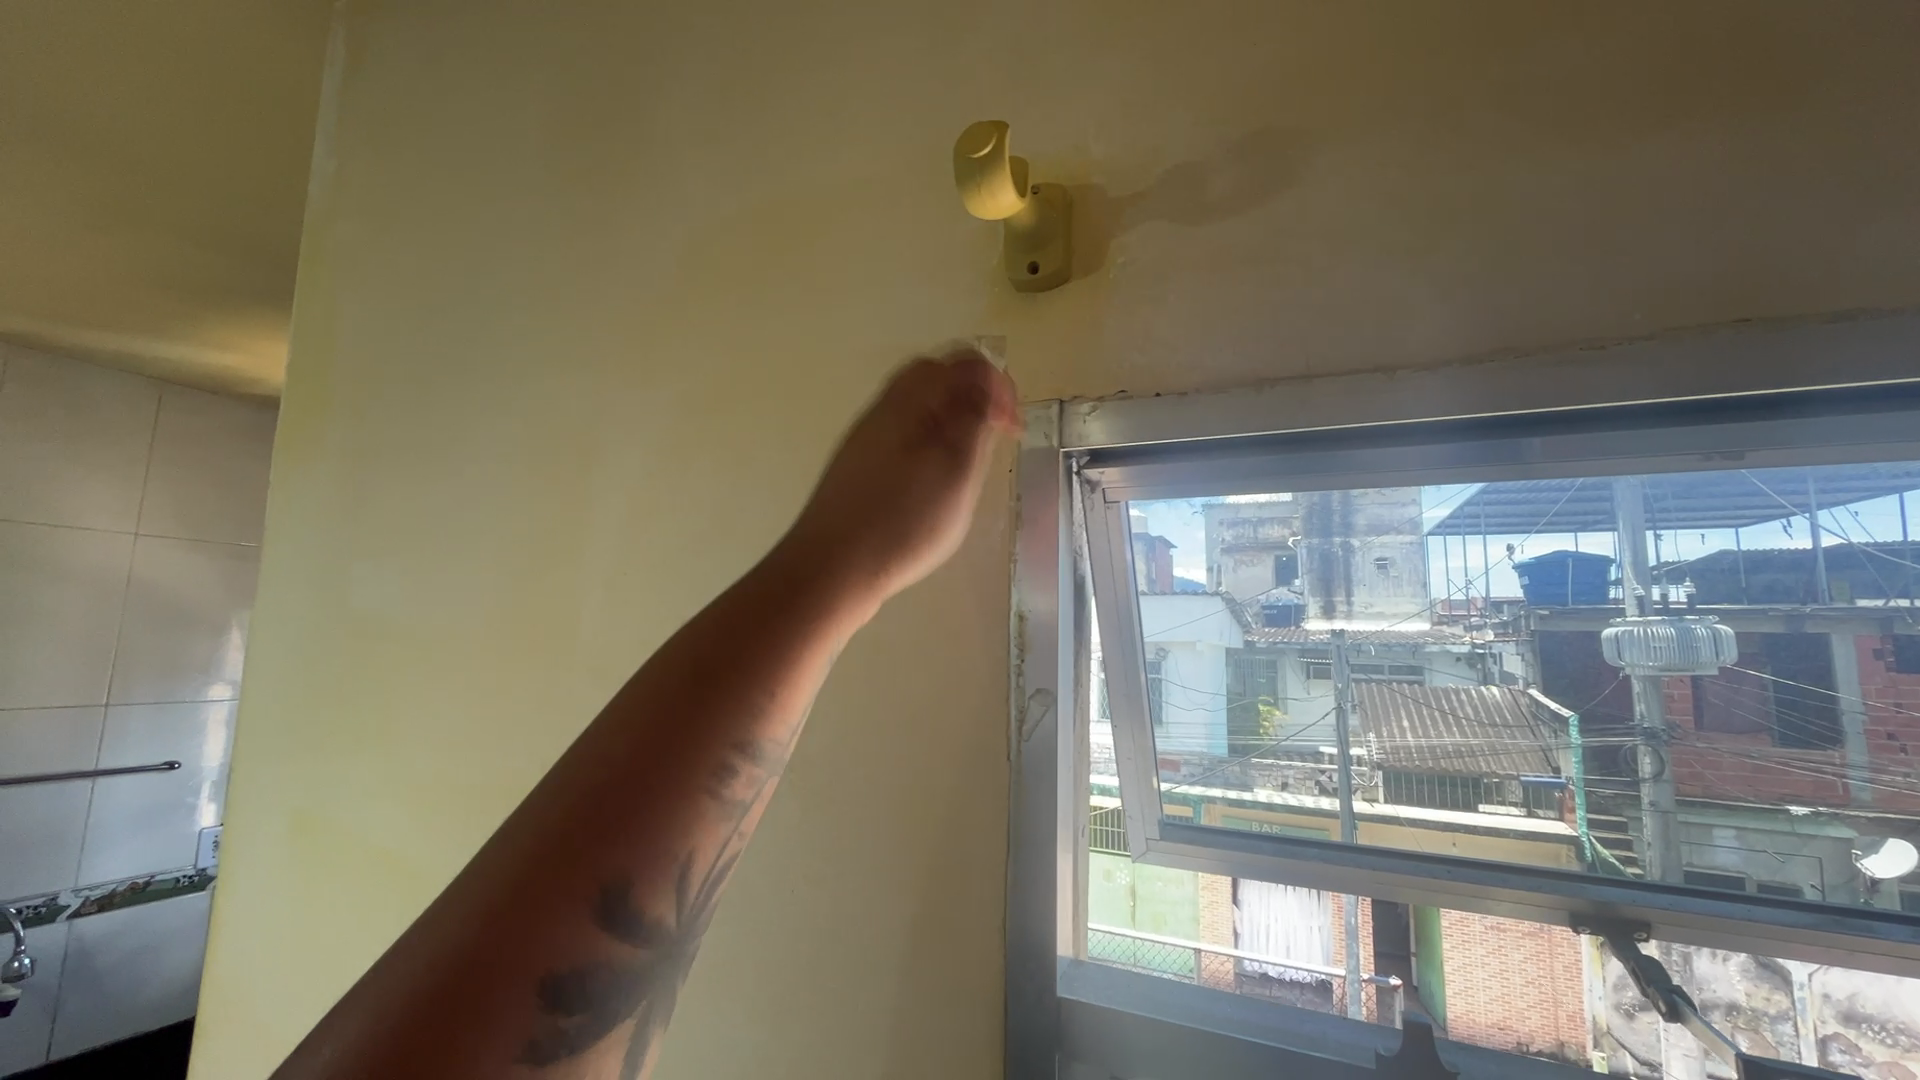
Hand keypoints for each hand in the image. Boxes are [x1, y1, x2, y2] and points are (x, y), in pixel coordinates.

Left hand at [783, 349, 1020, 610]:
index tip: (1014, 429)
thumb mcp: (955, 467)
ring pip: (916, 407)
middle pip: (935, 377)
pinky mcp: (859, 468)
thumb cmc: (903, 520)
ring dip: (951, 421)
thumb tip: (985, 378)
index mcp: (910, 401)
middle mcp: (884, 409)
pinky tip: (936, 481)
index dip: (998, 386)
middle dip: (974, 396)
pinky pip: (903, 435)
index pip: (963, 364)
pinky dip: (930, 442)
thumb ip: (972, 417)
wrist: (831, 568)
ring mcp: (867, 438)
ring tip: (971, 461)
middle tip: (997, 433)